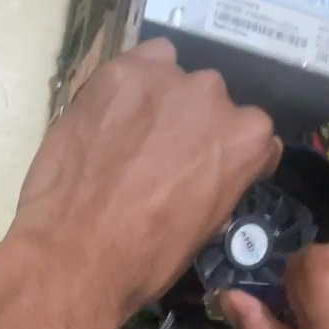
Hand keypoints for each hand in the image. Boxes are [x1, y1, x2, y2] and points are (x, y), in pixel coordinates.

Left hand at [10, 39, 281, 316]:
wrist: (74, 254)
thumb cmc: (143, 261)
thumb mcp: (200, 235)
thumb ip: (215, 191)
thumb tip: (204, 185)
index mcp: (247, 140)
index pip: (254, 137)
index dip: (231, 159)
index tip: (210, 175)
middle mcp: (215, 96)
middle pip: (212, 105)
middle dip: (193, 130)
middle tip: (162, 163)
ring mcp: (166, 79)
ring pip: (175, 79)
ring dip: (162, 105)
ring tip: (131, 141)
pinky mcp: (118, 72)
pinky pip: (137, 67)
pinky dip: (129, 88)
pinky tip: (109, 120)